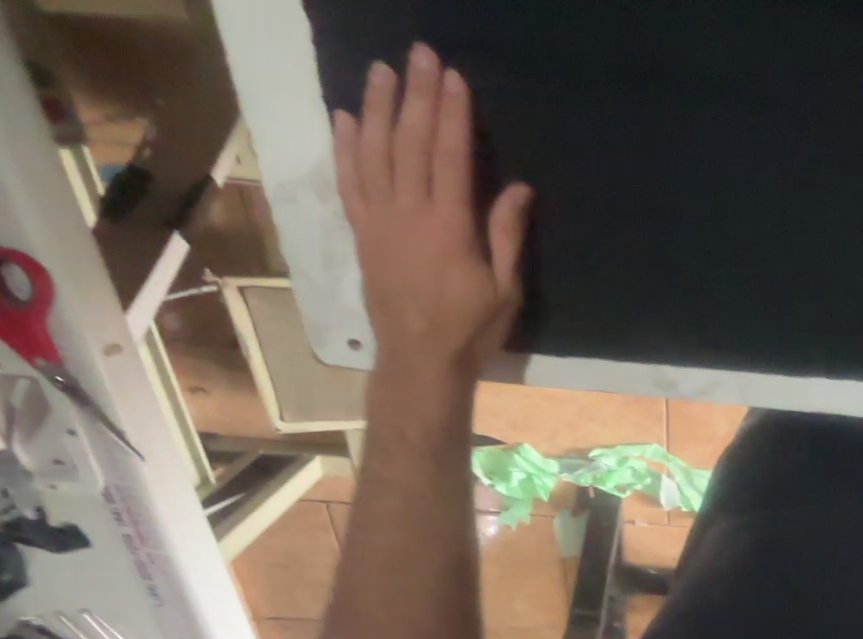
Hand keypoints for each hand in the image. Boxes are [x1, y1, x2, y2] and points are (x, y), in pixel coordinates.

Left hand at [333, 43, 533, 384]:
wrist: (419, 360)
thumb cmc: (471, 328)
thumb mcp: (505, 289)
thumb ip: (506, 236)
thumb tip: (517, 188)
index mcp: (449, 227)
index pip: (448, 157)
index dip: (451, 115)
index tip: (453, 78)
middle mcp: (408, 214)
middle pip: (409, 143)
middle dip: (417, 96)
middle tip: (420, 55)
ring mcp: (379, 221)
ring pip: (373, 153)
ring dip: (378, 108)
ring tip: (382, 71)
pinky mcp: (362, 233)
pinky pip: (349, 182)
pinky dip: (346, 147)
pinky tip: (347, 118)